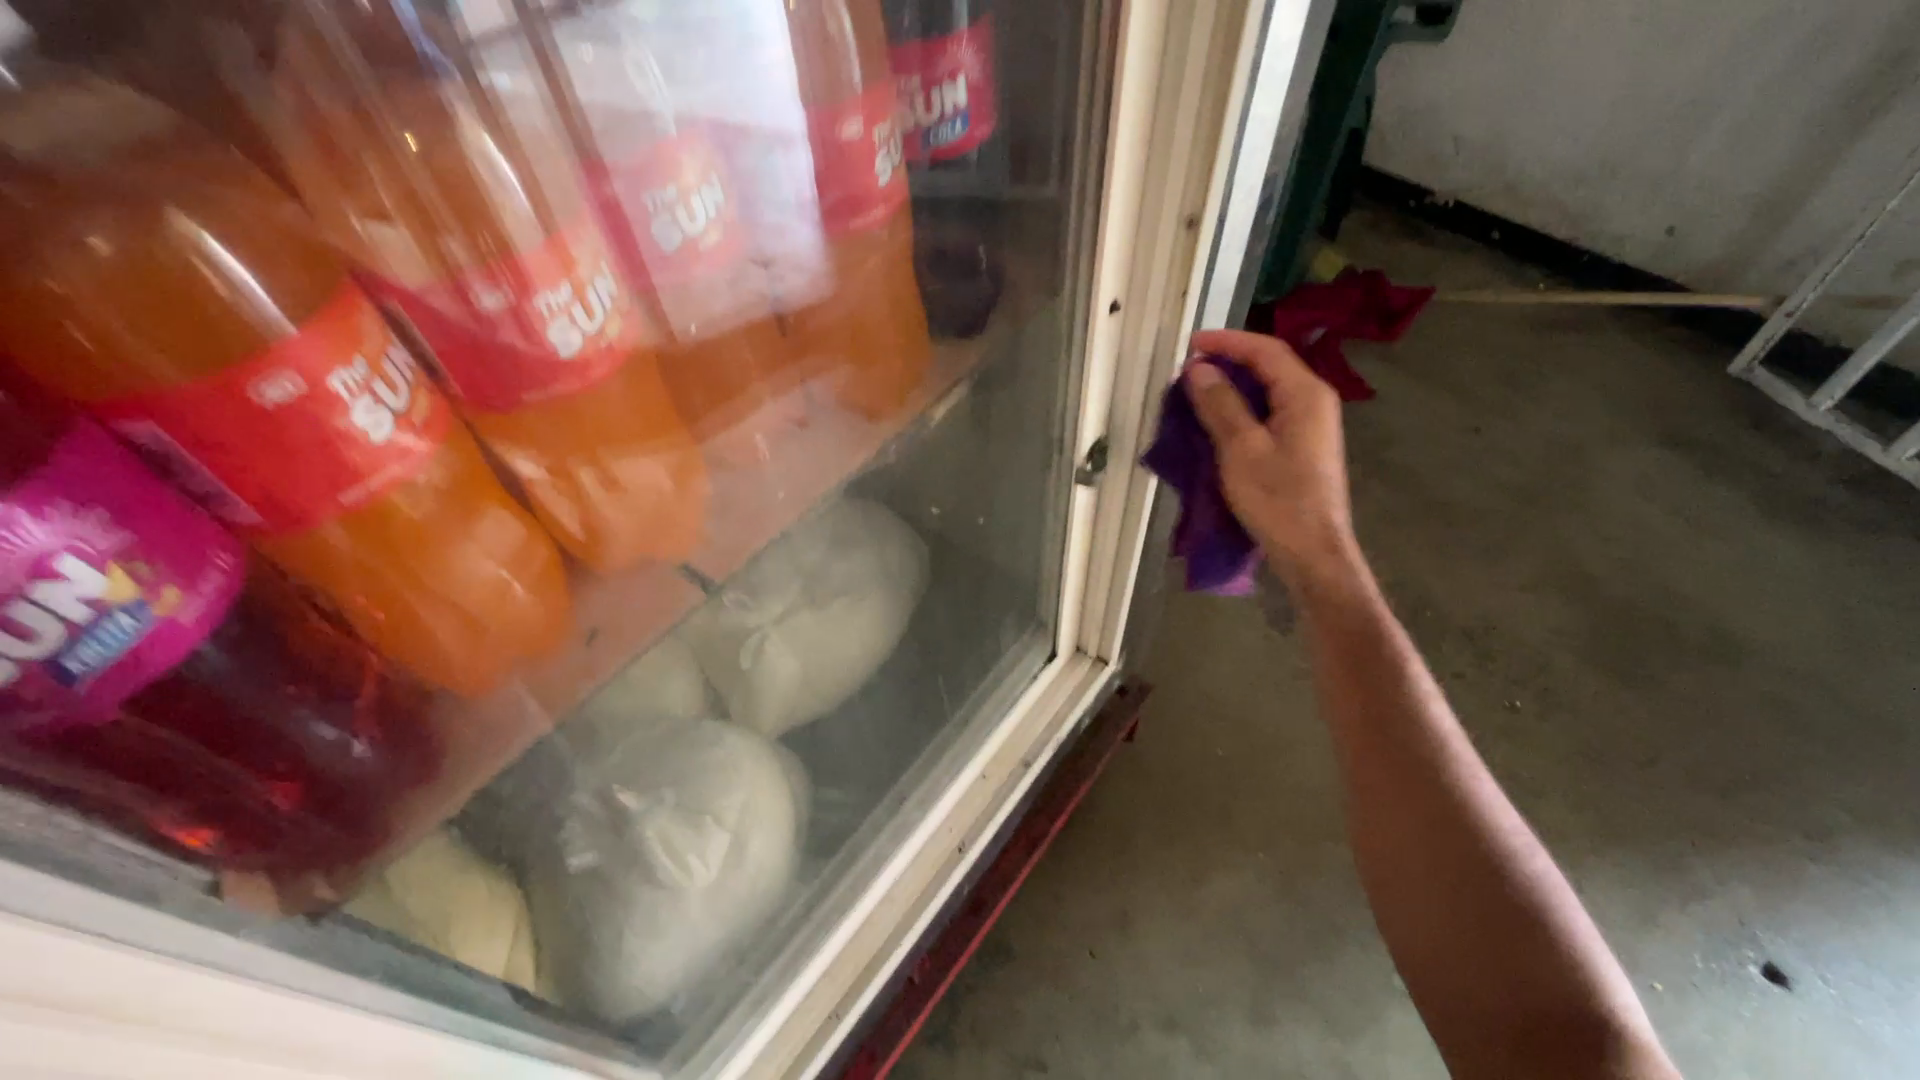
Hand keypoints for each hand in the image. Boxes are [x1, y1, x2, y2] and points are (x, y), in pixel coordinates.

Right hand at [1183, 328, 1358, 584]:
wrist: (1312, 551)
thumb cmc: (1278, 499)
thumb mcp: (1241, 449)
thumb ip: (1220, 404)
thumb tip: (1198, 369)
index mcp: (1306, 394)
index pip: (1266, 350)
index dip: (1227, 342)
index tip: (1190, 344)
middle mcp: (1314, 402)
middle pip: (1270, 367)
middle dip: (1228, 362)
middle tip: (1188, 369)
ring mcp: (1310, 426)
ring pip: (1268, 391)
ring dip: (1232, 387)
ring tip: (1195, 393)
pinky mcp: (1302, 448)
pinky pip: (1269, 414)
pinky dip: (1241, 410)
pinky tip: (1217, 422)